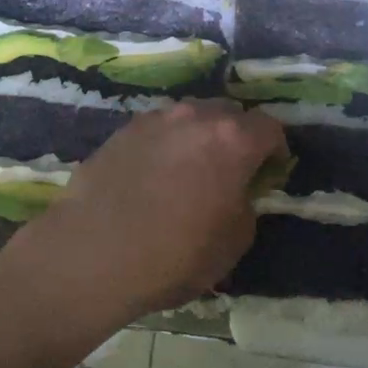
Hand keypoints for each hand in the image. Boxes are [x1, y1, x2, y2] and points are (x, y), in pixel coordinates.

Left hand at [1, 100, 286, 325]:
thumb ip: (246, 206)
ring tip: (190, 170)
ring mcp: (156, 118)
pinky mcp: (123, 129)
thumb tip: (238, 193)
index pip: (269, 127)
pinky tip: (155, 174)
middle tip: (232, 170)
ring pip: (191, 116)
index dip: (275, 149)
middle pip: (229, 113)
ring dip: (199, 136)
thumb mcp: (233, 244)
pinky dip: (167, 143)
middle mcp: (196, 116)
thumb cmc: (173, 254)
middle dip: (237, 136)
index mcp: (233, 140)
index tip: (271, 171)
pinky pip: (159, 128)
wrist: (92, 251)